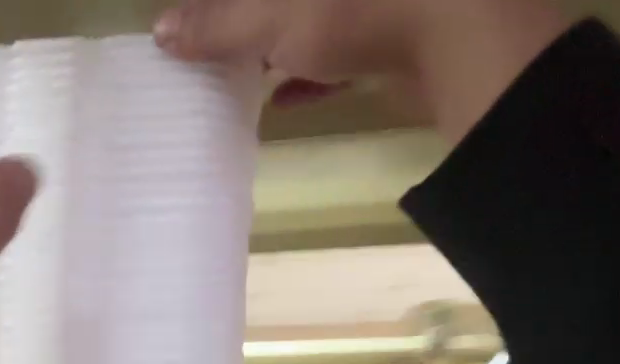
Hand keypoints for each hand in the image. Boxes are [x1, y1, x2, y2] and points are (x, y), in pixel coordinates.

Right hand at [154, 0, 571, 140]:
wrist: (459, 31)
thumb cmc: (353, 3)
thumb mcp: (267, 17)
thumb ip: (215, 23)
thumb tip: (160, 30)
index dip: (215, 4)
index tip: (191, 20)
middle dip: (247, 19)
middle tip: (210, 52)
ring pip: (314, 13)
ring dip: (278, 45)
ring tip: (241, 76)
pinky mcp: (398, 22)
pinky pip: (343, 45)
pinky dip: (314, 71)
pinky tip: (287, 99)